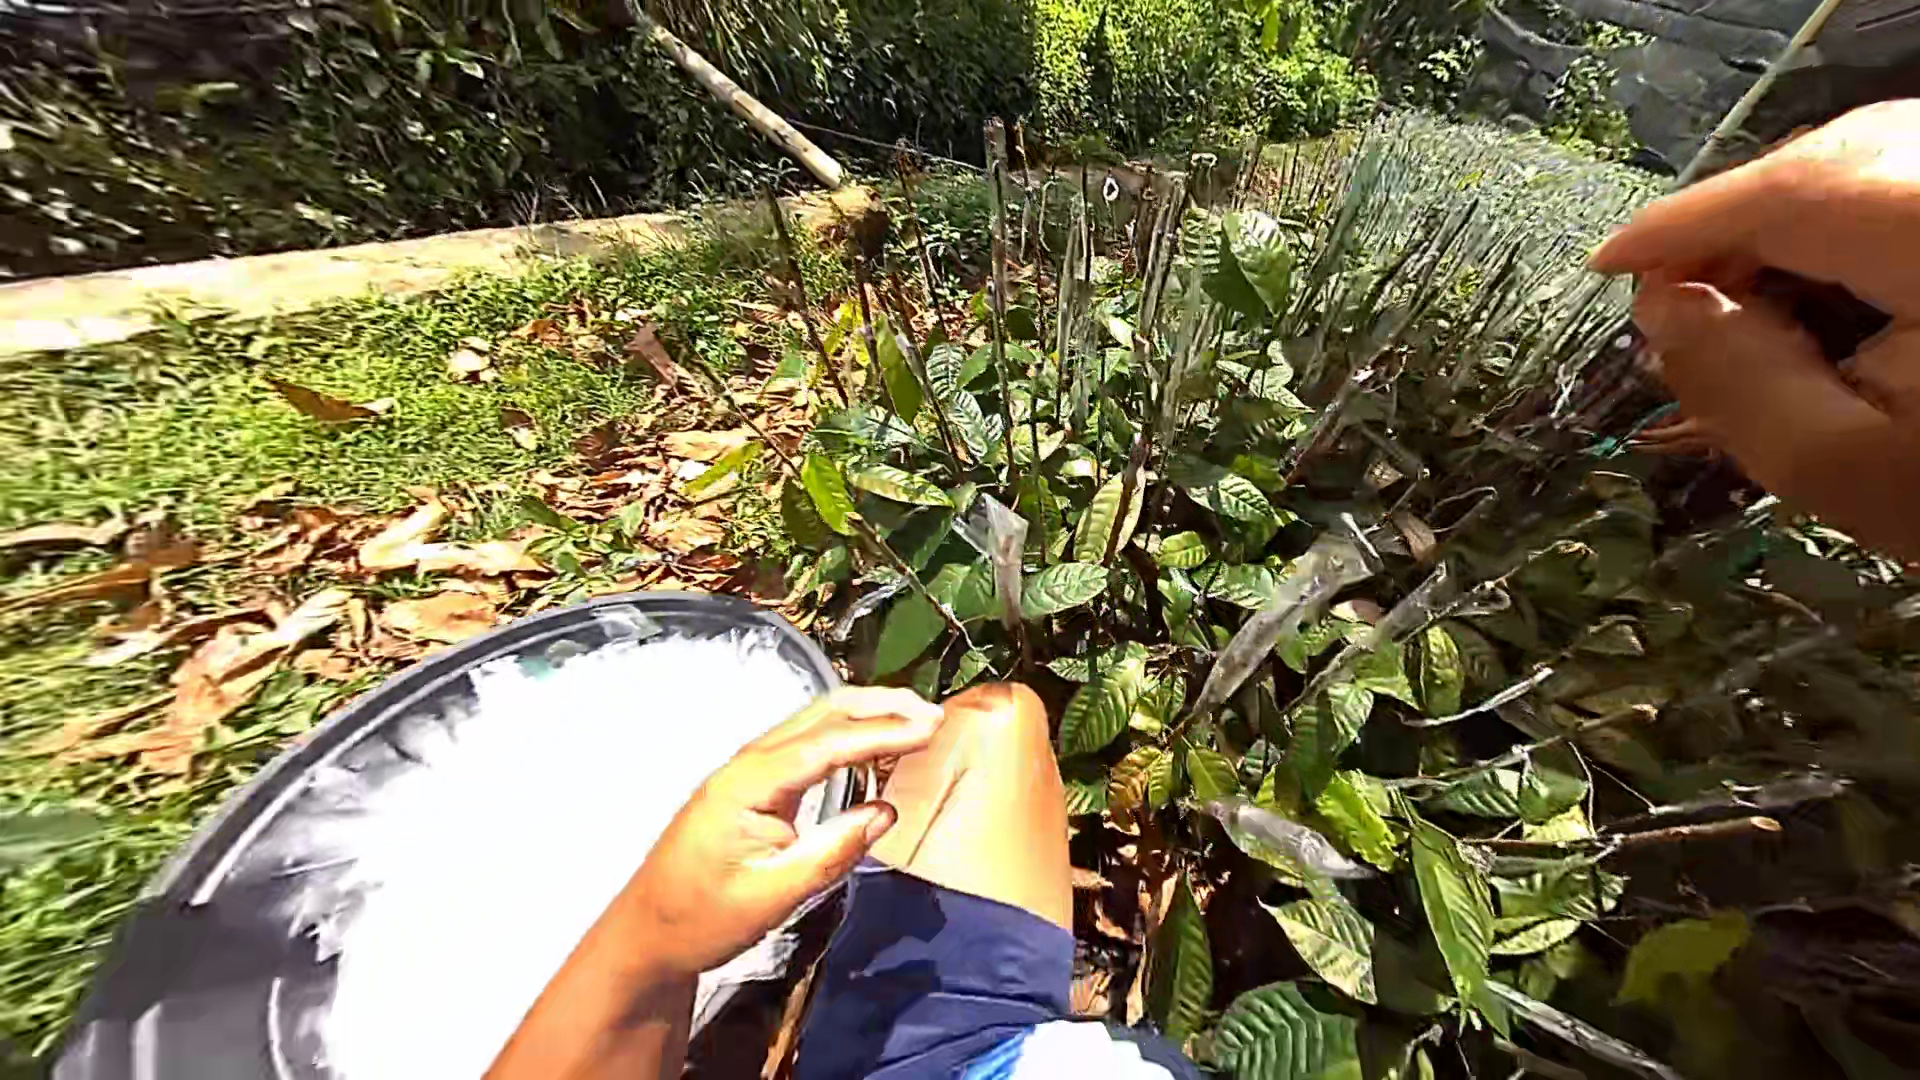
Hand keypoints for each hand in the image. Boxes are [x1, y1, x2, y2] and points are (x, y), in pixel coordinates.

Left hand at [617, 686, 943, 977]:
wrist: (647, 931)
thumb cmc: (699, 917)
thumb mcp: (769, 897)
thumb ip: (831, 853)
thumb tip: (886, 813)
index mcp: (750, 780)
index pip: (829, 742)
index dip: (883, 732)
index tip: (930, 728)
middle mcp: (753, 758)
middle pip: (826, 710)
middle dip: (882, 705)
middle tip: (932, 714)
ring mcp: (755, 762)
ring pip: (821, 716)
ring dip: (870, 711)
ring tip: (916, 718)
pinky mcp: (762, 774)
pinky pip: (814, 737)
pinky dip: (853, 730)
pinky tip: (876, 742)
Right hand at [1591, 100, 1919, 556]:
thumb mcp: (1821, 459)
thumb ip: (1730, 374)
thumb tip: (1664, 302)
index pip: (1805, 191)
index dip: (1684, 219)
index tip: (1609, 263)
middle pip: (1855, 153)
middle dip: (1735, 216)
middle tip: (1678, 291)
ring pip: (1894, 154)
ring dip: (1791, 216)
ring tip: (1746, 292)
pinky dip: (1850, 216)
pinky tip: (1822, 279)